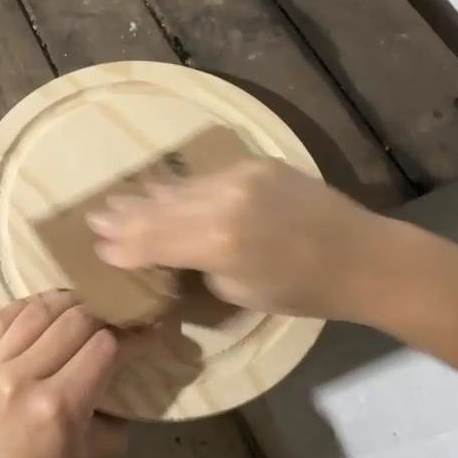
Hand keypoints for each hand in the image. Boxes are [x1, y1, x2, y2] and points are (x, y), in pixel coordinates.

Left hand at [0, 291, 128, 457]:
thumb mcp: (102, 451)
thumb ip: (118, 403)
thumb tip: (130, 359)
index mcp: (59, 406)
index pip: (105, 347)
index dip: (133, 336)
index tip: (151, 330)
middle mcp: (23, 378)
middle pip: (75, 320)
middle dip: (104, 315)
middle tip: (118, 318)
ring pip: (39, 310)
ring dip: (68, 302)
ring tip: (85, 306)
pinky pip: (4, 316)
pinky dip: (30, 306)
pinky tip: (47, 309)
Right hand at [85, 158, 399, 320]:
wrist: (364, 257)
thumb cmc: (304, 292)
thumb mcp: (240, 293)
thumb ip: (200, 266)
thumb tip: (172, 252)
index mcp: (219, 242)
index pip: (156, 241)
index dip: (125, 246)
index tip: (98, 246)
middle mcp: (223, 201)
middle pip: (159, 210)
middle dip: (125, 216)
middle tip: (93, 217)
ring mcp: (240, 177)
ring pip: (179, 189)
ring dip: (146, 198)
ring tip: (115, 200)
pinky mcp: (255, 164)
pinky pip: (204, 179)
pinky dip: (179, 188)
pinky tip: (159, 190)